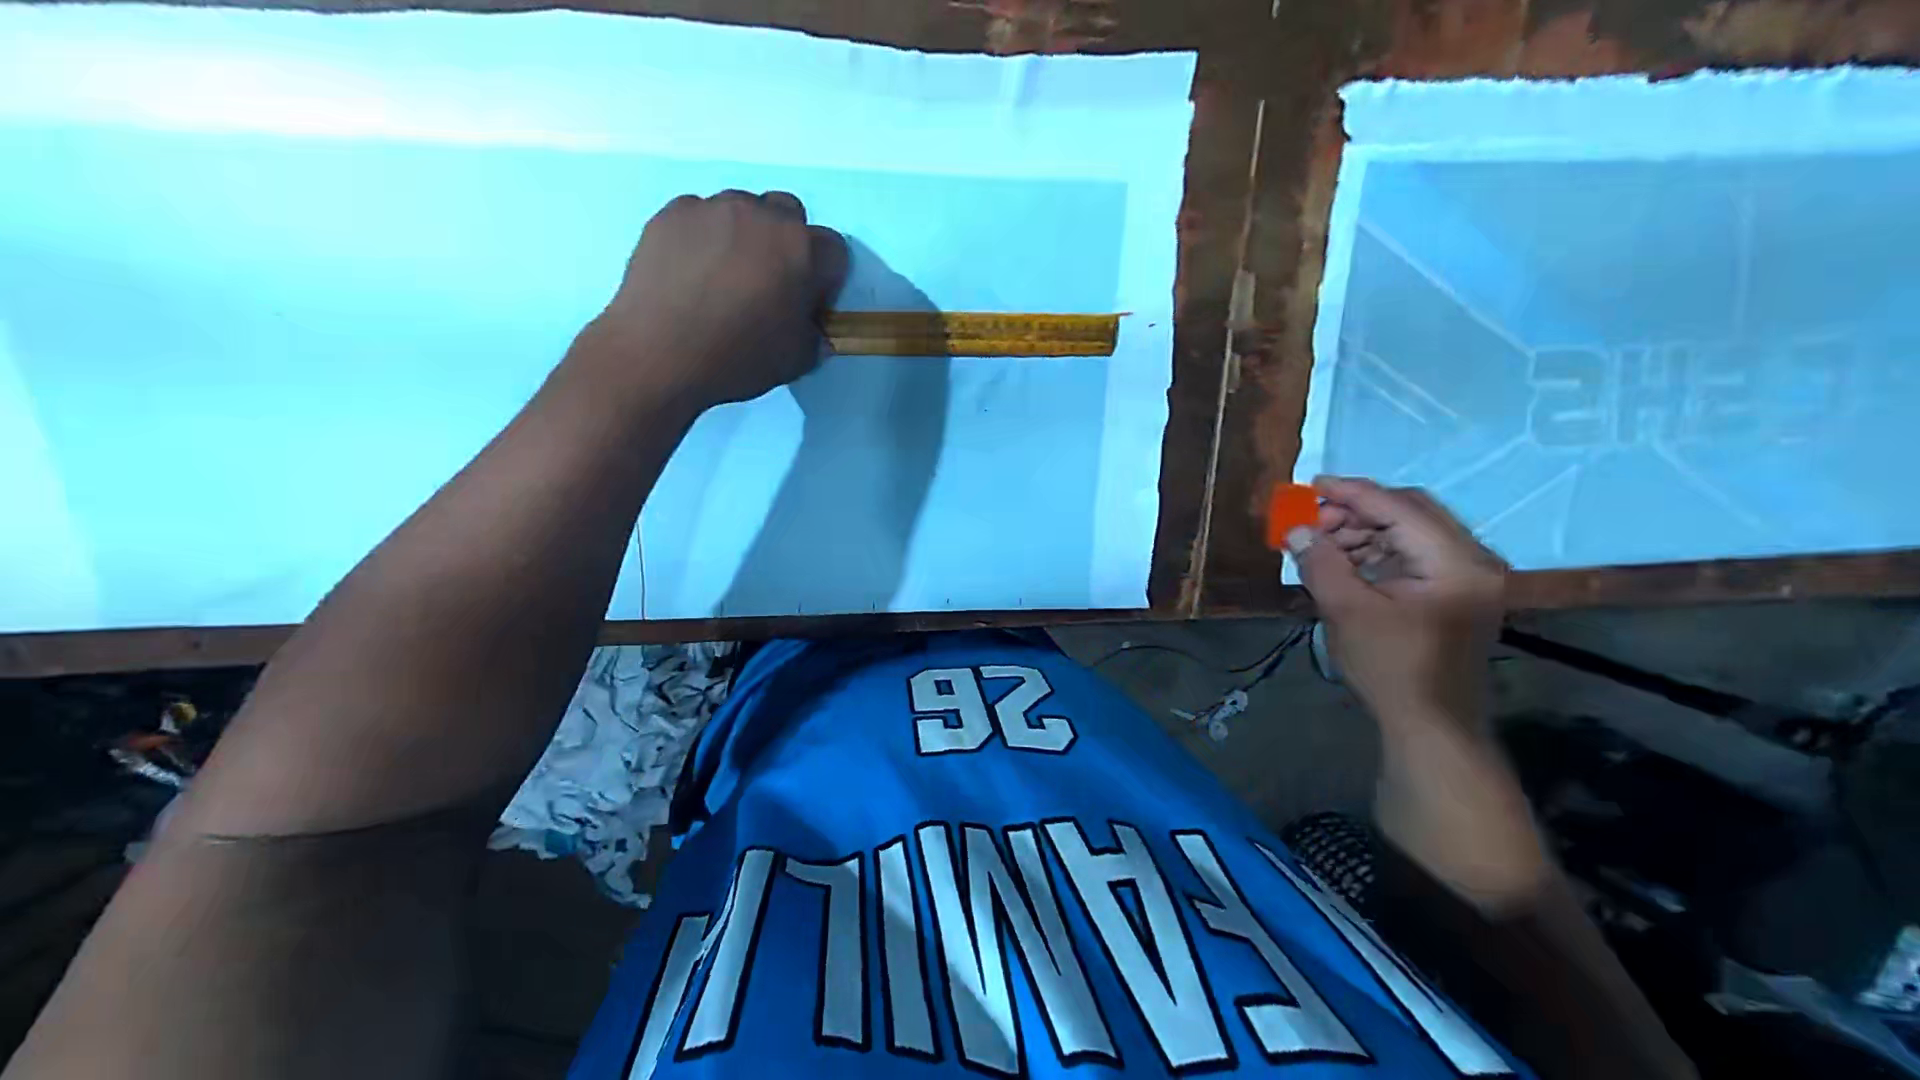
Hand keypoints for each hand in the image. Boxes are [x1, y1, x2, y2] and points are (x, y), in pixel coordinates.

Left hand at [576, 190, 849, 412]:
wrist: (658, 352)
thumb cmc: (739, 357)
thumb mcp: (797, 360)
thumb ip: (815, 337)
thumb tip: (814, 330)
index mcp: (802, 249)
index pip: (833, 250)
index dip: (824, 279)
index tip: (806, 303)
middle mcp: (762, 215)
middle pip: (788, 215)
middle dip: (786, 243)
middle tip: (767, 282)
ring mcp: (714, 207)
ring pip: (742, 211)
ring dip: (743, 236)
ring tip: (722, 277)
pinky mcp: (672, 212)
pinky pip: (700, 216)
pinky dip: (703, 238)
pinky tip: (690, 273)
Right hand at [1286, 476, 1506, 725]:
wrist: (1431, 725)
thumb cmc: (1391, 667)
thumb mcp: (1346, 611)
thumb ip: (1321, 562)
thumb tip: (1296, 529)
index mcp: (1455, 562)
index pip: (1399, 508)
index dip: (1351, 493)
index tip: (1311, 485)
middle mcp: (1472, 560)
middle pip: (1410, 512)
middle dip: (1357, 511)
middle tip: (1313, 521)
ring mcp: (1468, 577)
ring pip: (1411, 532)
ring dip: (1365, 531)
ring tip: (1323, 544)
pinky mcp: (1455, 594)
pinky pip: (1414, 555)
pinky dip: (1378, 551)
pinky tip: (1345, 561)